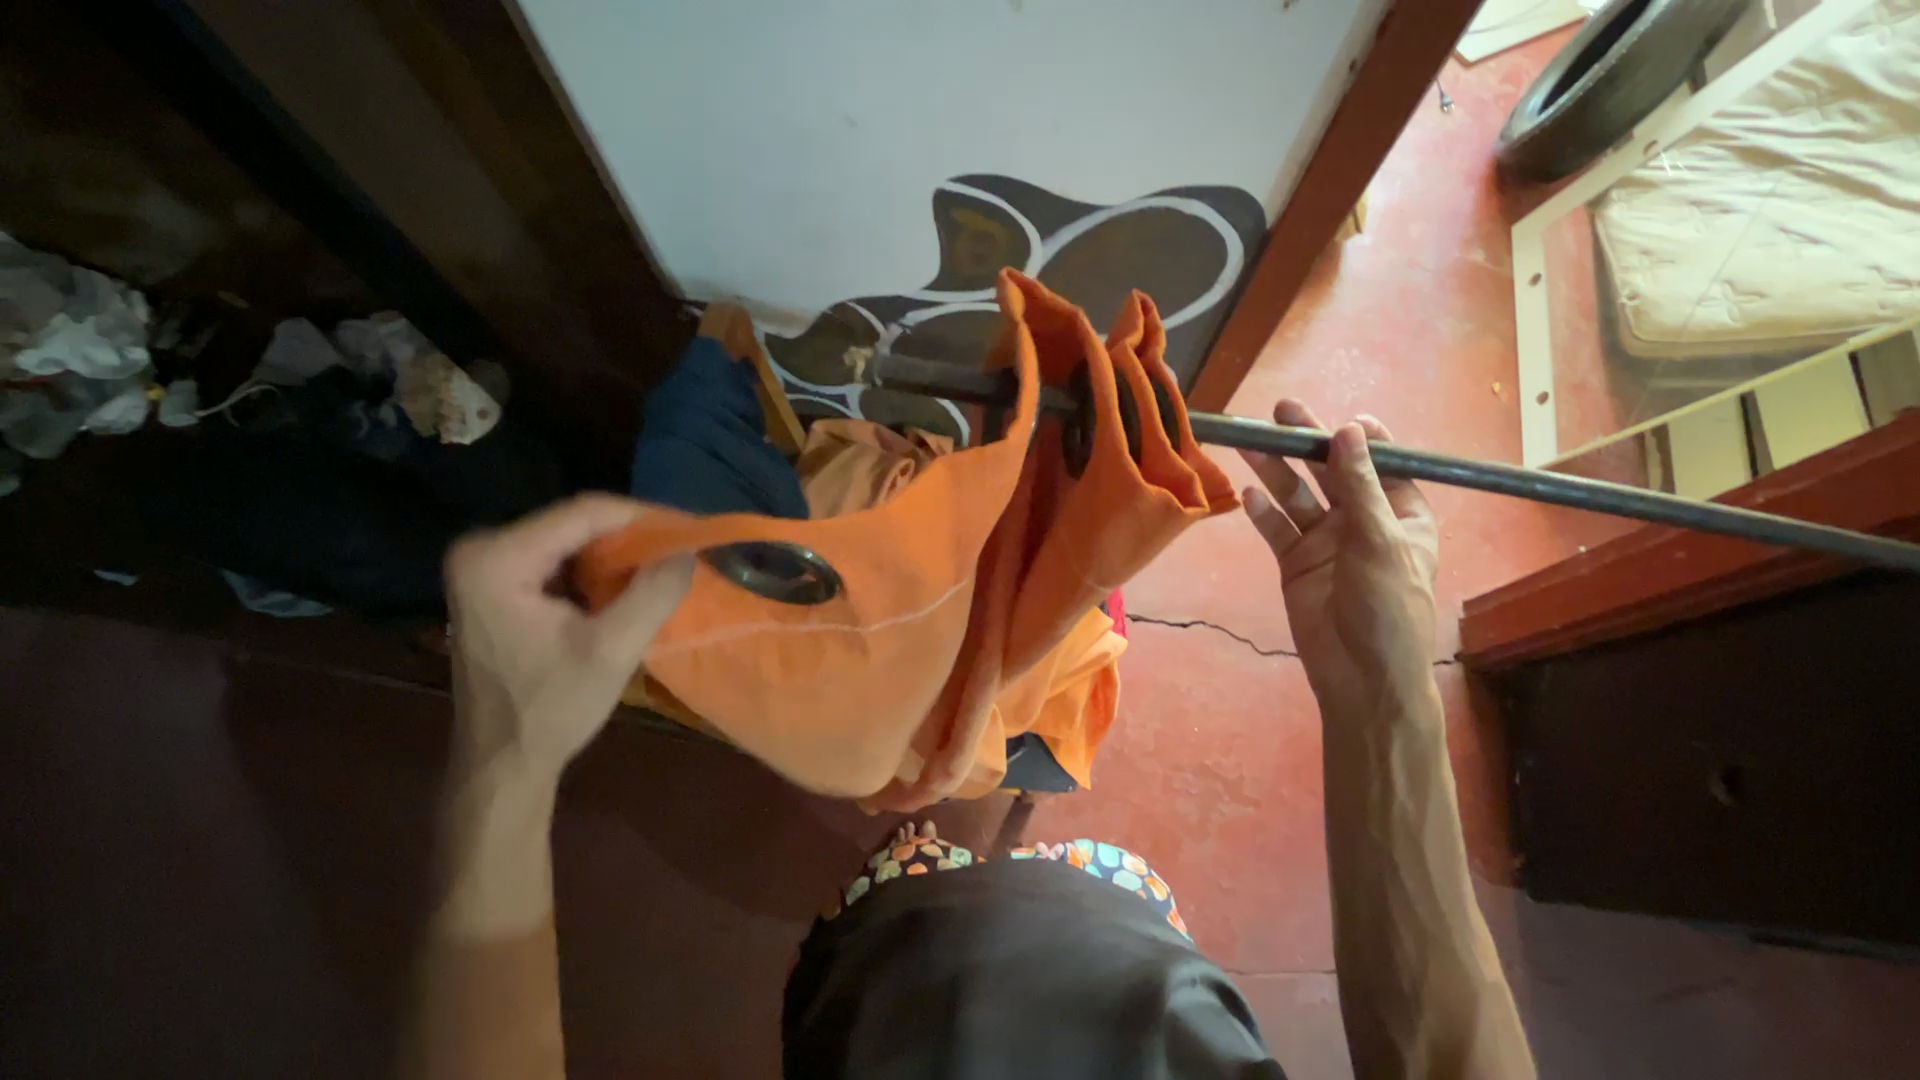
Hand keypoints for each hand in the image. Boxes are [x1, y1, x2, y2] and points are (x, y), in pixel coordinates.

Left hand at [445, 494, 693, 780]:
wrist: (502, 762)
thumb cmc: (551, 709)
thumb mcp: (612, 651)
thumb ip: (654, 593)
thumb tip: (690, 549)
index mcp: (497, 558)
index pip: (584, 513)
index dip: (644, 516)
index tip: (692, 528)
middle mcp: (482, 549)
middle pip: (575, 523)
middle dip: (633, 534)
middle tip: (683, 548)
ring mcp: (484, 567)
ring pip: (570, 539)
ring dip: (618, 551)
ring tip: (666, 563)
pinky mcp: (495, 585)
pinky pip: (558, 558)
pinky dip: (597, 568)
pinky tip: (630, 584)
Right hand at [1239, 400, 1439, 720]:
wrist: (1361, 673)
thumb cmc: (1388, 605)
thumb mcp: (1381, 541)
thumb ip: (1361, 486)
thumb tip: (1349, 431)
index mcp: (1400, 514)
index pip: (1382, 464)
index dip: (1361, 440)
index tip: (1341, 419)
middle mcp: (1361, 521)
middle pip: (1330, 473)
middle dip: (1307, 444)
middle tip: (1281, 411)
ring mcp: (1325, 542)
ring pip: (1296, 497)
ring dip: (1276, 471)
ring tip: (1251, 442)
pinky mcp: (1295, 563)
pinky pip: (1276, 530)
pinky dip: (1262, 513)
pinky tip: (1247, 496)